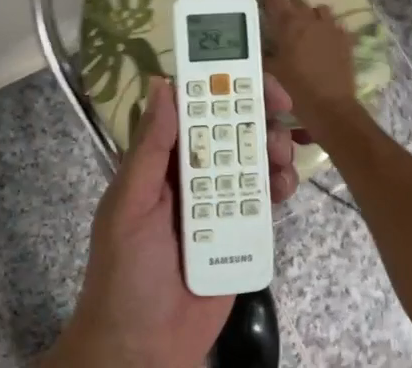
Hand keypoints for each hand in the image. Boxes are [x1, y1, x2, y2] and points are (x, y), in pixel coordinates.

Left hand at [45, 76, 298, 366]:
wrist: (140, 350)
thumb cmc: (125, 272)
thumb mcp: (128, 203)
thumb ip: (149, 146)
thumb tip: (162, 82)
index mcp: (162, 160)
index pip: (194, 109)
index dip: (221, 84)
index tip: (250, 71)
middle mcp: (192, 174)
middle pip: (231, 130)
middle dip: (257, 112)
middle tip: (282, 106)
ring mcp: (219, 204)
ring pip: (253, 160)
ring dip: (271, 147)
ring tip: (282, 153)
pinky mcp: (241, 234)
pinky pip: (264, 201)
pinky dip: (279, 186)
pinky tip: (286, 185)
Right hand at [258, 0, 358, 123]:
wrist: (331, 106)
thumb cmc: (296, 88)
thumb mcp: (271, 69)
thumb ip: (264, 49)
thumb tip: (260, 40)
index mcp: (287, 23)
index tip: (264, 10)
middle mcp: (309, 18)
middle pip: (296, 1)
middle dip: (288, 10)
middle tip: (283, 27)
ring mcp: (330, 26)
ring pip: (318, 9)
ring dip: (310, 16)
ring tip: (305, 32)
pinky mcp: (345, 38)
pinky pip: (334, 24)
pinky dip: (327, 28)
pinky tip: (323, 43)